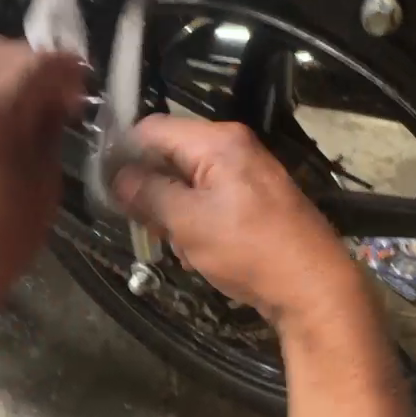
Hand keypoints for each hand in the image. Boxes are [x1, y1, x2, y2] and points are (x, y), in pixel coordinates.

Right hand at [113, 116, 363, 331]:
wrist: (312, 287)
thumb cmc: (248, 249)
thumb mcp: (188, 221)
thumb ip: (148, 194)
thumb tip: (116, 177)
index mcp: (218, 141)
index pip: (152, 130)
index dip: (123, 154)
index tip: (104, 186)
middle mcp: (233, 149)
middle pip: (169, 157)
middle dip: (152, 193)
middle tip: (147, 228)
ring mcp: (246, 176)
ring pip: (187, 186)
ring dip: (174, 217)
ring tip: (183, 249)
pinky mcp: (254, 203)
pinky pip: (209, 204)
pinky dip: (196, 227)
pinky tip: (202, 255)